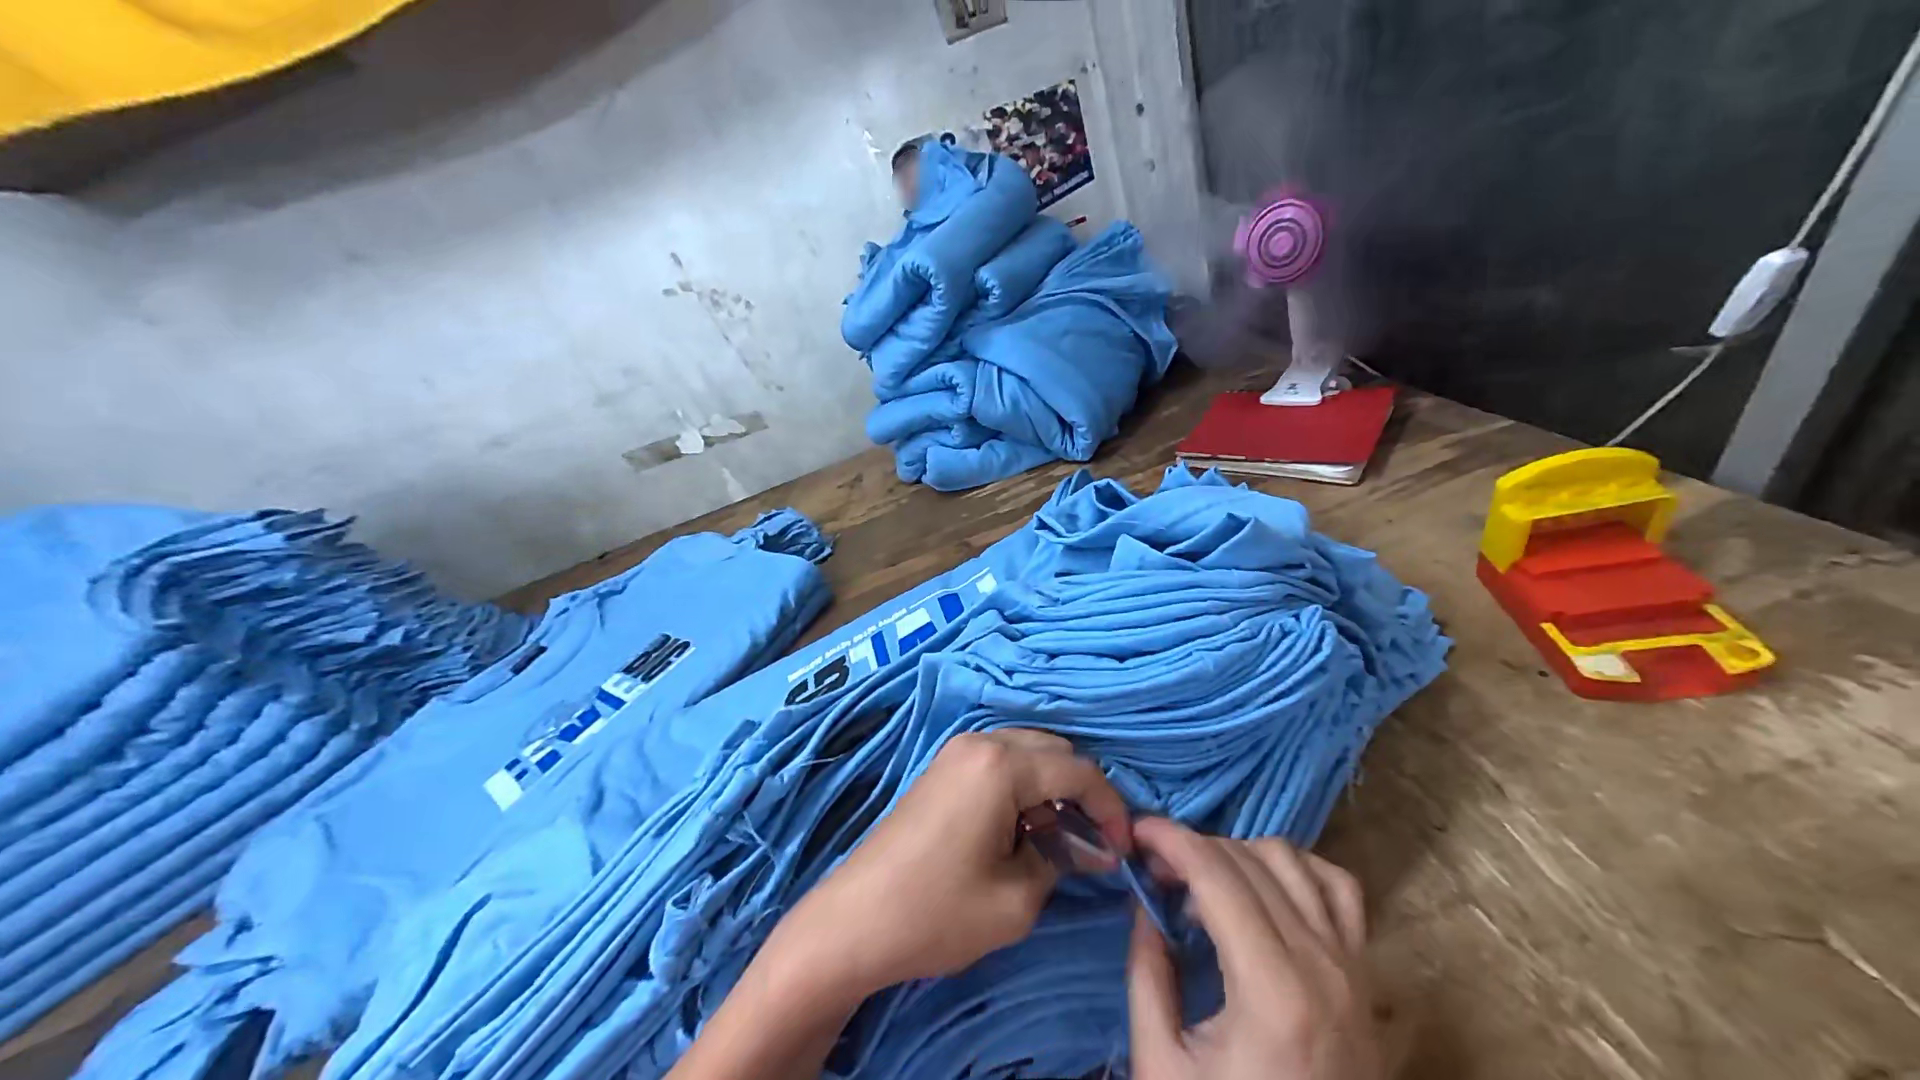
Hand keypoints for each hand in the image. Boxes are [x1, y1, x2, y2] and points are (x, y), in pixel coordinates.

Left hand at [769, 729, 1128, 1001]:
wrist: (853, 922)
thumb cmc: (938, 911)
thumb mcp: (1017, 898)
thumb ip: (1061, 859)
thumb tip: (1089, 846)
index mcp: (1001, 764)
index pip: (1079, 770)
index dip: (1110, 808)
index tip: (1123, 848)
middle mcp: (979, 742)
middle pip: (1053, 750)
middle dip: (1080, 792)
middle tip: (1089, 843)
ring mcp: (954, 752)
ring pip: (1026, 753)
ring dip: (1050, 788)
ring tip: (1055, 840)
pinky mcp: (940, 769)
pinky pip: (998, 763)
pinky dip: (1022, 787)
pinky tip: (1019, 830)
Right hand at [1128, 819, 1382, 1079]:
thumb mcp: (1162, 1063)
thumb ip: (1147, 973)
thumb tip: (1145, 903)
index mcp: (1271, 990)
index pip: (1216, 874)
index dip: (1170, 839)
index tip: (1134, 831)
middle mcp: (1320, 963)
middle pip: (1248, 860)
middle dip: (1193, 847)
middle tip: (1156, 869)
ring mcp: (1351, 966)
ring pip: (1292, 860)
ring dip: (1238, 854)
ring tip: (1204, 885)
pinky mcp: (1365, 975)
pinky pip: (1337, 887)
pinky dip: (1296, 869)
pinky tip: (1264, 887)